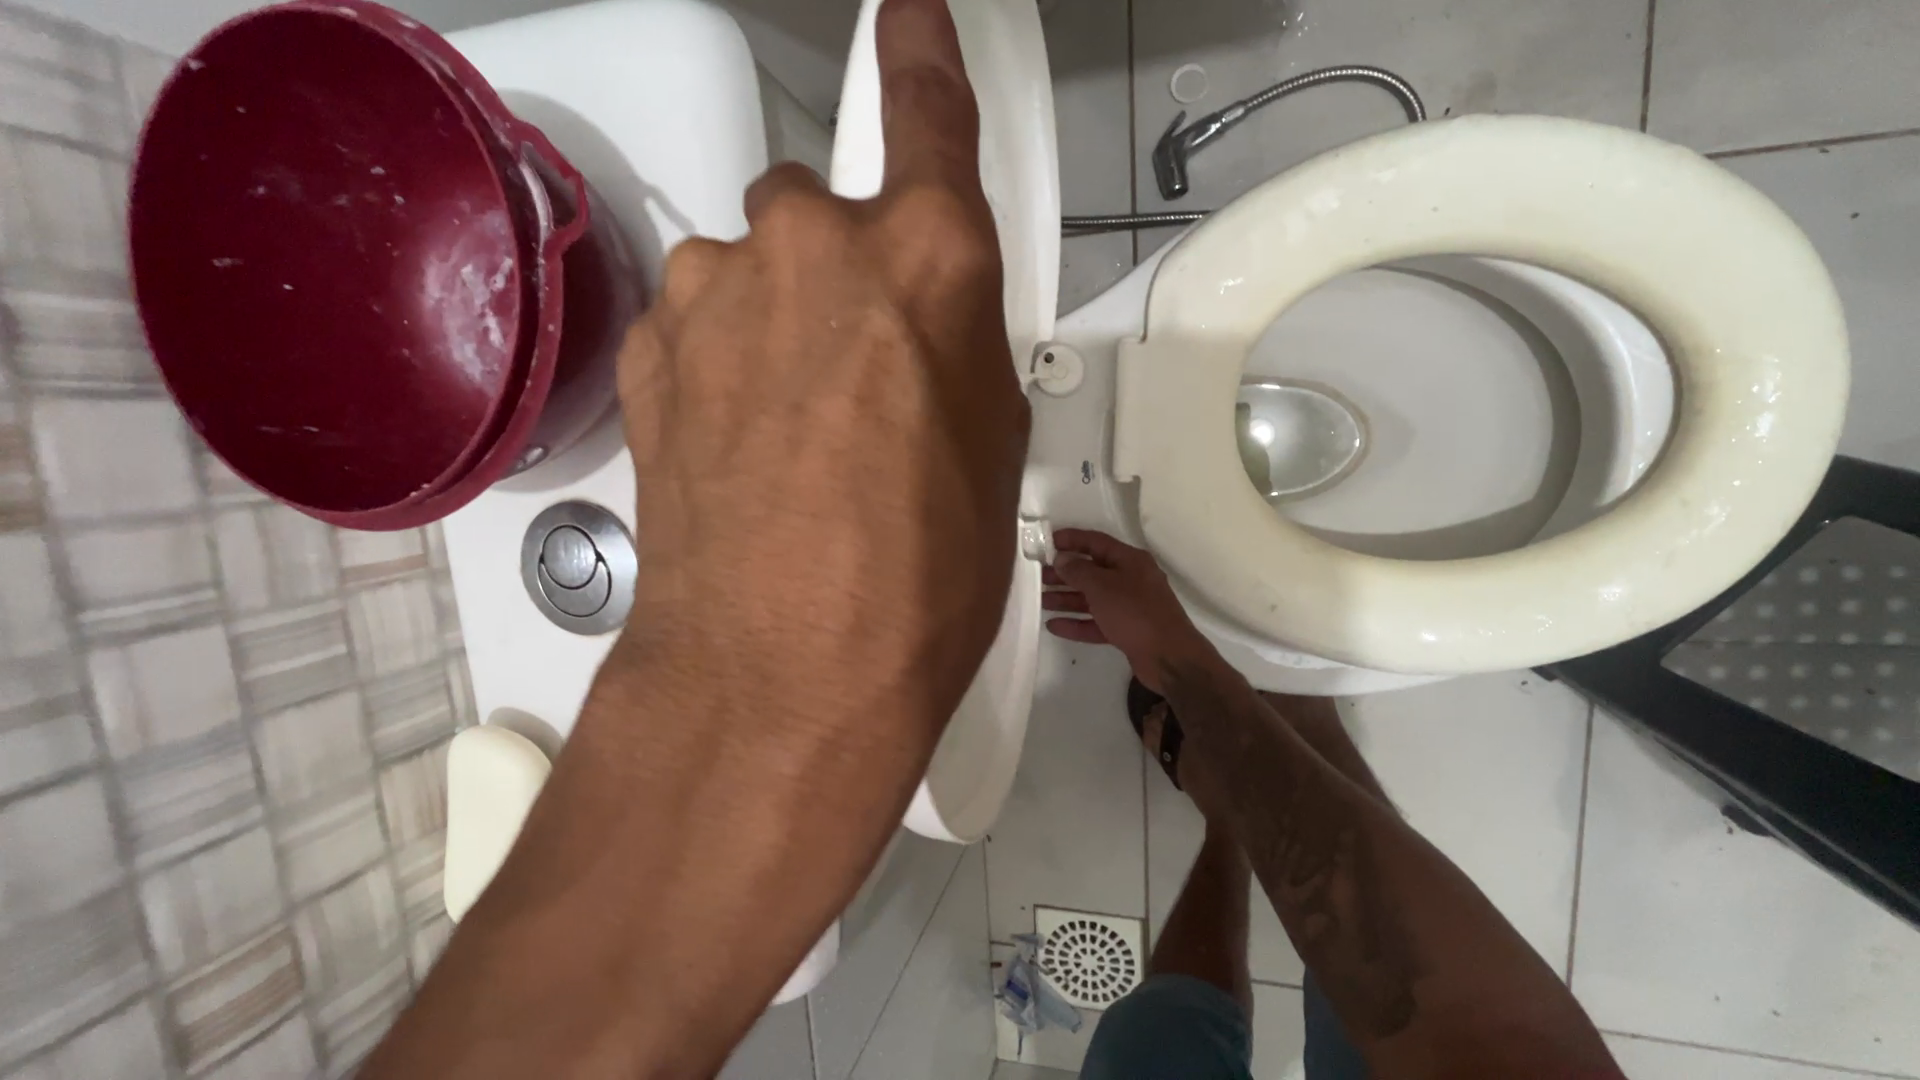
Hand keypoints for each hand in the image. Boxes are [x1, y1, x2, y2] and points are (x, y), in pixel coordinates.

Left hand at [614, 0, 1029, 752]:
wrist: (785, 673)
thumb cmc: (925, 574)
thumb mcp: (988, 451)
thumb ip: (956, 348)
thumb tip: (918, 326)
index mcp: (927, 260)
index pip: (926, 112)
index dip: (921, 54)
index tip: (908, 11)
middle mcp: (812, 245)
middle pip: (821, 214)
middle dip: (841, 274)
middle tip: (858, 377)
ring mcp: (714, 293)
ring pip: (753, 274)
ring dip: (777, 324)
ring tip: (795, 436)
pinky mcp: (650, 351)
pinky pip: (701, 324)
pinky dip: (724, 362)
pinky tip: (741, 451)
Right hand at [1044, 529, 1219, 693]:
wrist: (1169, 657)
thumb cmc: (1135, 613)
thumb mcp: (1103, 587)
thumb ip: (1079, 571)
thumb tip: (1062, 558)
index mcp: (1130, 561)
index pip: (1096, 542)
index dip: (1070, 540)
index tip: (1045, 542)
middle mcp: (1130, 580)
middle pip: (1092, 571)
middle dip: (1064, 573)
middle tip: (1036, 575)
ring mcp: (1129, 606)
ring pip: (1092, 598)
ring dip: (1066, 598)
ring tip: (1039, 600)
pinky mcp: (1126, 630)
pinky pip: (1096, 622)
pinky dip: (1077, 623)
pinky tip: (1053, 626)